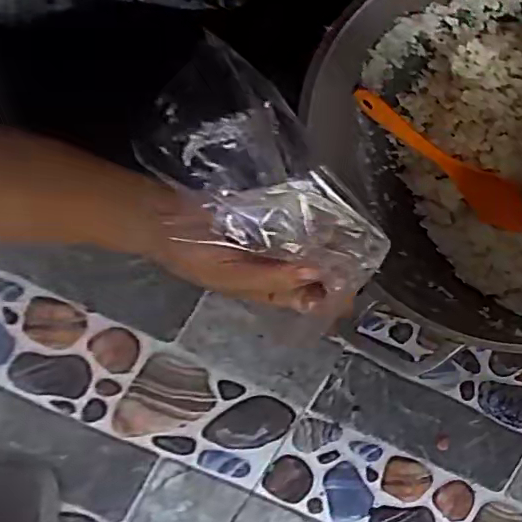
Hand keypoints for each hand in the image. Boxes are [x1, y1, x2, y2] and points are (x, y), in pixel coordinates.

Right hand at [138, 194, 336, 316]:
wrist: (163, 219)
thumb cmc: (193, 254)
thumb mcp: (230, 276)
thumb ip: (273, 278)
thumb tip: (315, 274)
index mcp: (275, 293)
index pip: (315, 302)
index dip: (337, 297)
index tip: (353, 285)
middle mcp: (286, 274)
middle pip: (326, 278)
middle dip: (343, 272)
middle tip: (358, 261)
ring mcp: (286, 251)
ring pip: (322, 255)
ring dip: (338, 251)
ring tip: (353, 244)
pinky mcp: (283, 228)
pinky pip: (309, 231)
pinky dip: (322, 230)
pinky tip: (335, 225)